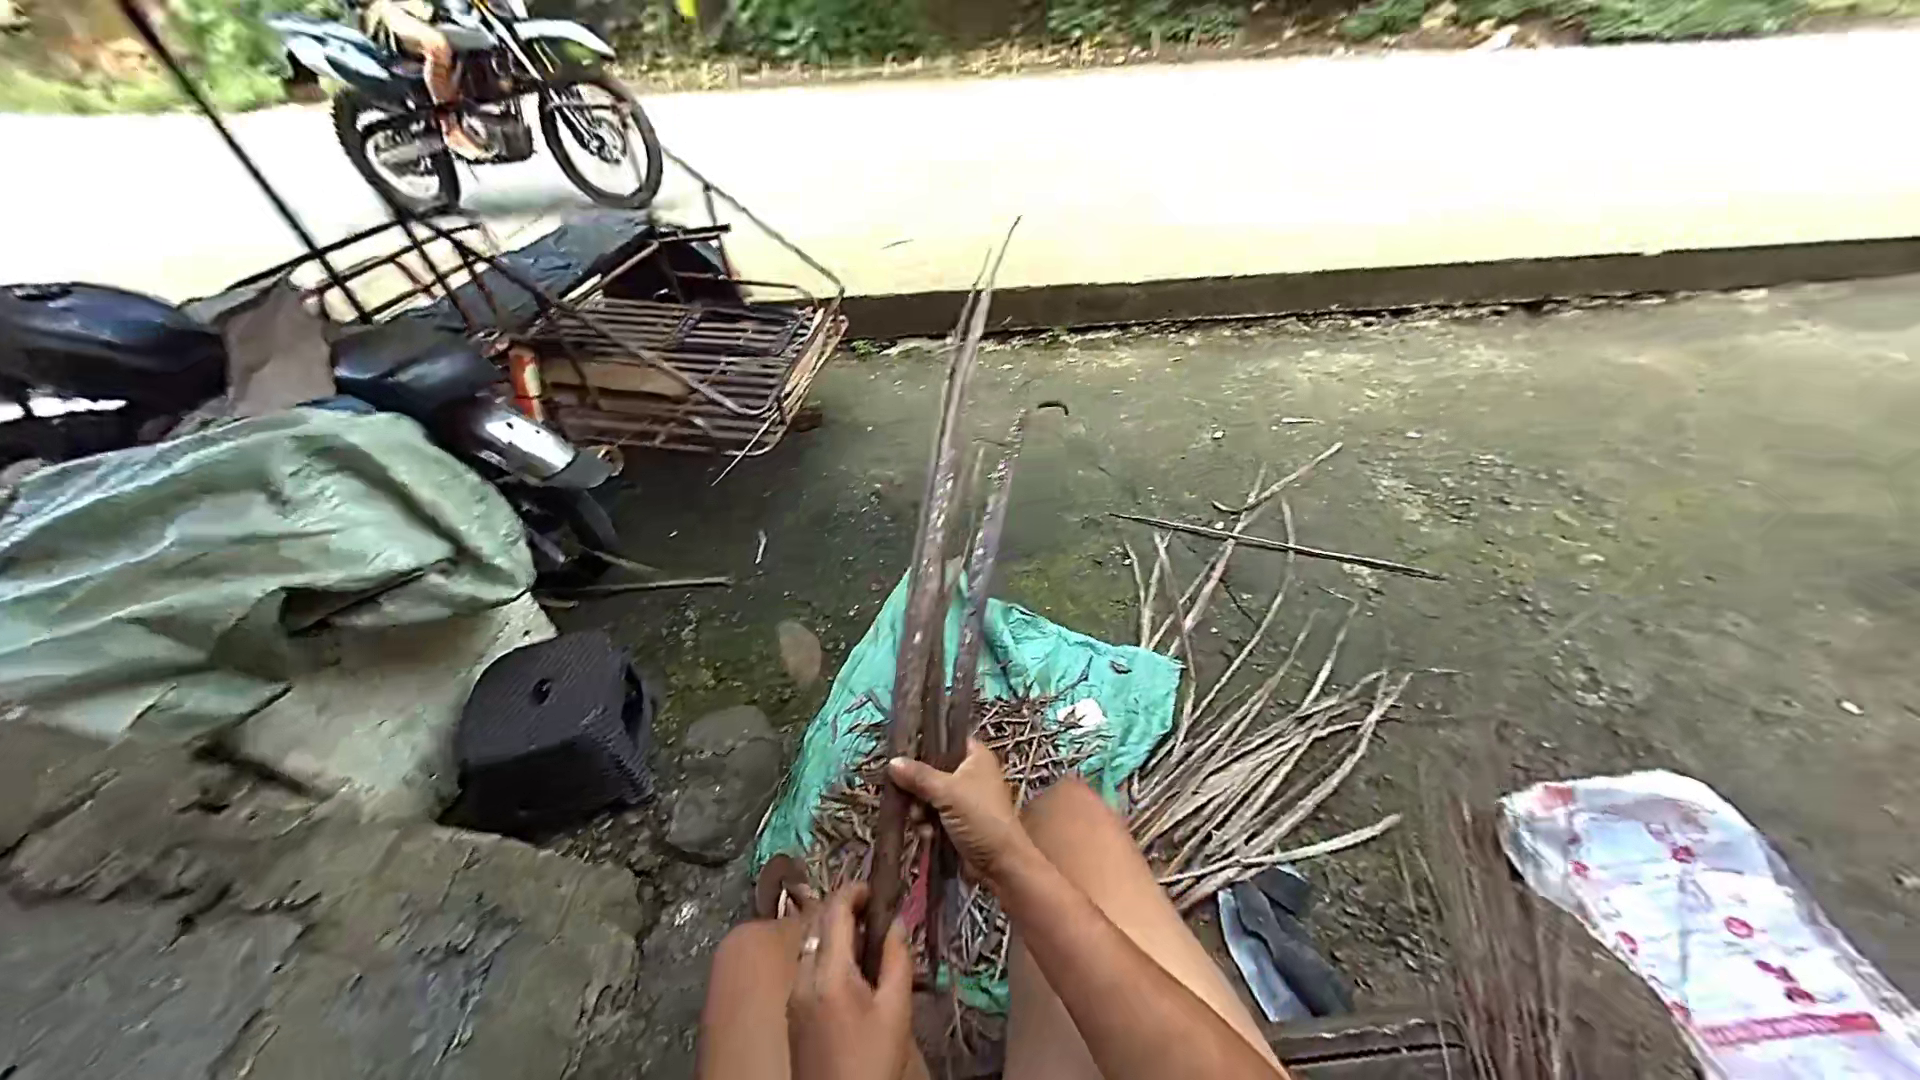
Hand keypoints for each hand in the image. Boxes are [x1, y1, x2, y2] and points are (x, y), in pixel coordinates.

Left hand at [788, 883, 912, 1079]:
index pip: (834, 911)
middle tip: (875, 914)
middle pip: (818, 923)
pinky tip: (850, 970)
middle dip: (844, 908)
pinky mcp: (793, 1012)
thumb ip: (898, 959)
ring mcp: (794, 996)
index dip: (854, 890)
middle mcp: (803, 978)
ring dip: (834, 930)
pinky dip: (826, 953)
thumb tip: (897, 922)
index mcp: (829, 973)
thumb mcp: (896, 1010)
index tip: (876, 889)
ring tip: (867, 942)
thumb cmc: (872, 1062)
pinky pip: (806, 965)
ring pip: (810, 943)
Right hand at [888, 739, 1027, 886]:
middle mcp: (970, 773)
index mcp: (975, 756)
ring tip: (920, 820)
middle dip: (918, 787)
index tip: (903, 755)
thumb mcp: (947, 792)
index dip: (925, 745)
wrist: (999, 864)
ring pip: (929, 794)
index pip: (947, 739)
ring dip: (921, 809)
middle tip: (910, 797)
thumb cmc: (979, 817)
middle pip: (932, 769)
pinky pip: (933, 814)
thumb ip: (918, 776)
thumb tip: (892, 762)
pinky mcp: (957, 820)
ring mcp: (963, 798)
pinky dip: (928, 823)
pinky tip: (928, 834)